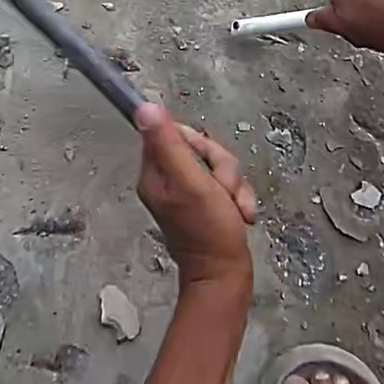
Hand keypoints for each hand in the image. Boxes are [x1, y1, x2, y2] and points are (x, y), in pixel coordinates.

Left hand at [135, 104, 256, 289]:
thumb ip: (169, 145)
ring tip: (232, 205)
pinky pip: (228, 182)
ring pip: (219, 164)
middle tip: (222, 188)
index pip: (174, 132)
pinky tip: (239, 213)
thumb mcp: (190, 182)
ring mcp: (189, 191)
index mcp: (156, 174)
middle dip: (222, 166)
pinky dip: (238, 196)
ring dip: (234, 183)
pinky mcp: (208, 201)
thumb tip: (144, 108)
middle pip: (202, 147)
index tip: (206, 162)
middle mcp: (169, 180)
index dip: (198, 143)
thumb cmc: (208, 231)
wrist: (225, 275)